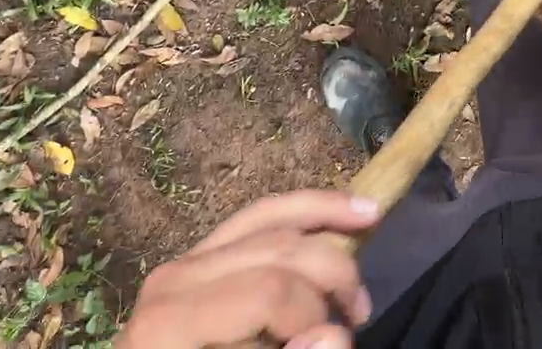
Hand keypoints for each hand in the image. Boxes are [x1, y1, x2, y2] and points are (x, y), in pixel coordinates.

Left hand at [117, 190, 379, 348]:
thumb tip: (333, 337)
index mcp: (171, 323)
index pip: (267, 291)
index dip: (312, 313)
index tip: (340, 340)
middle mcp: (175, 278)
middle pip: (276, 250)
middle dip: (331, 273)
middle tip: (359, 312)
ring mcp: (187, 259)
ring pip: (274, 218)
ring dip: (329, 219)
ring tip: (371, 224)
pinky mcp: (202, 253)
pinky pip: (262, 215)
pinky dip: (307, 209)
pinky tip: (343, 206)